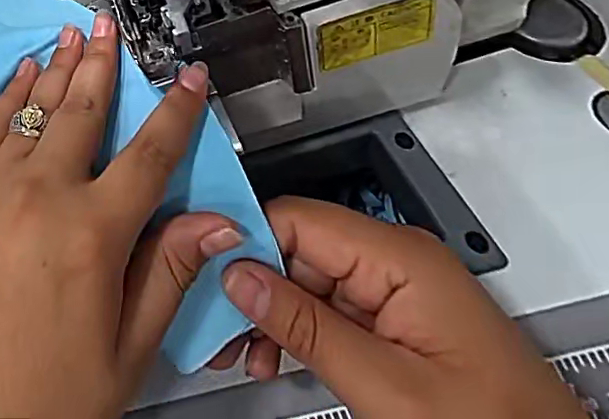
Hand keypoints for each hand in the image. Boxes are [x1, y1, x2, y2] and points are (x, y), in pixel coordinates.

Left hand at [0, 12, 240, 418]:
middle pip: (84, 110)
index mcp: (93, 230)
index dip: (176, 112)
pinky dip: (10, 95)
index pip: (150, 155)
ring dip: (58, 67)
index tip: (190, 76)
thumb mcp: (124, 354)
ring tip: (72, 32)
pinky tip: (22, 74)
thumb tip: (218, 224)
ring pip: (37, 108)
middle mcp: (44, 190)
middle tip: (110, 23)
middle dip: (102, 62)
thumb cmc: (43, 396)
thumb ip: (168, 276)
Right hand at [213, 198, 581, 418]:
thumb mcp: (389, 390)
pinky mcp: (394, 318)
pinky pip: (328, 307)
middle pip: (296, 247)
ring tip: (242, 350)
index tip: (209, 270)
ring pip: (305, 279)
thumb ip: (306, 326)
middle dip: (253, 284)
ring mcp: (394, 289)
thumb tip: (240, 275)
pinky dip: (297, 330)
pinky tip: (275, 356)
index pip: (296, 218)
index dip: (247, 240)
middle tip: (218, 324)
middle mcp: (395, 259)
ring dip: (270, 312)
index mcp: (400, 257)